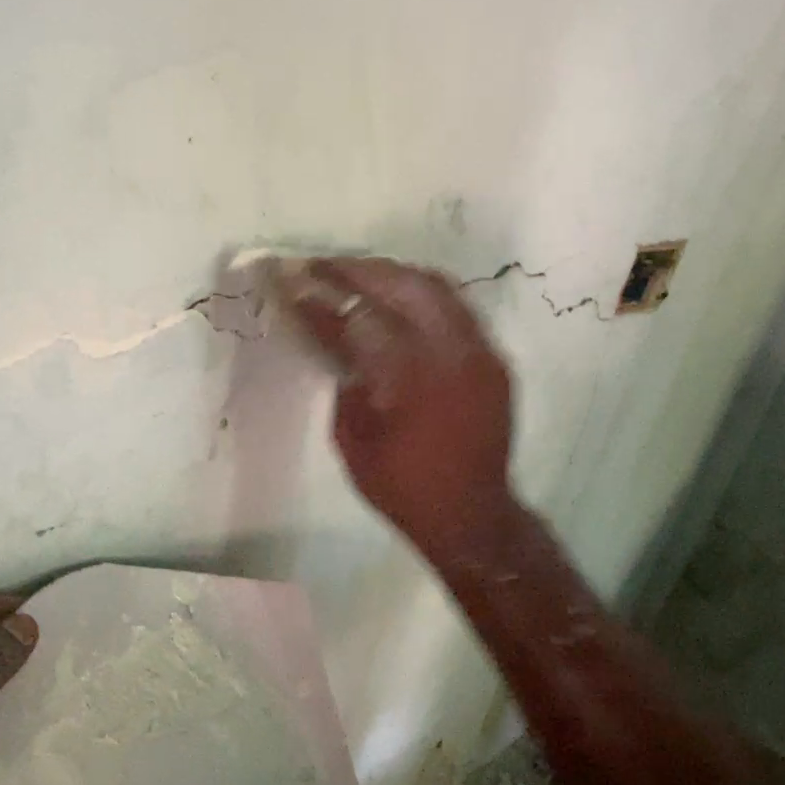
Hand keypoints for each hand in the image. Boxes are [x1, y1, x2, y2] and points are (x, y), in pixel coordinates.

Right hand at [272, 257, 517, 550]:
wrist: (473, 517)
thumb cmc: (404, 488)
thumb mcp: (354, 441)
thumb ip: (346, 385)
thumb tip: (338, 346)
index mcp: (411, 379)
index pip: (358, 321)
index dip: (320, 300)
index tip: (291, 282)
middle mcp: (451, 354)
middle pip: (402, 286)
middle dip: (357, 270)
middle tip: (321, 266)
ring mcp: (479, 352)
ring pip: (436, 287)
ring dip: (392, 274)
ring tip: (357, 273)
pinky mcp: (493, 358)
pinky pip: (456, 308)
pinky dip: (422, 294)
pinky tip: (397, 298)